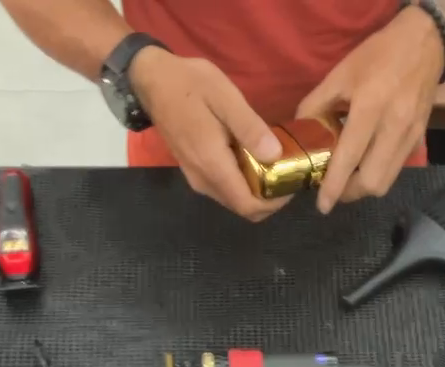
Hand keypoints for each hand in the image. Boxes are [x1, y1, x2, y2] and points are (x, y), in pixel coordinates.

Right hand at [131, 48, 293, 221]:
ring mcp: (197, 179)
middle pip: (243, 208)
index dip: (274, 203)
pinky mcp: (195, 173)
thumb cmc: (189, 84)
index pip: (247, 205)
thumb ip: (249, 128)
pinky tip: (253, 159)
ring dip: (257, 191)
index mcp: (212, 164)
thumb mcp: (225, 97)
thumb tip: (275, 155)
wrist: (152, 81)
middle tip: (287, 172)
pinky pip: (225, 189)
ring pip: (234, 201)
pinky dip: (244, 182)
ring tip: (274, 164)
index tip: (292, 183)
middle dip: (269, 199)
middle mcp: (204, 181)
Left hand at [297, 6, 444, 212]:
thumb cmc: (378, 55)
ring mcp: (410, 135)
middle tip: (335, 187)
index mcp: (370, 106)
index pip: (349, 158)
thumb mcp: (340, 73)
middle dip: (349, 193)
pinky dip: (379, 175)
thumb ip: (315, 105)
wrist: (424, 43)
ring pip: (386, 183)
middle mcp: (393, 125)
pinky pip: (396, 170)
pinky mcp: (419, 139)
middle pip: (371, 182)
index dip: (334, 187)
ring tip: (350, 178)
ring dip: (364, 188)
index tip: (323, 206)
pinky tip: (368, 164)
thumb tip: (298, 134)